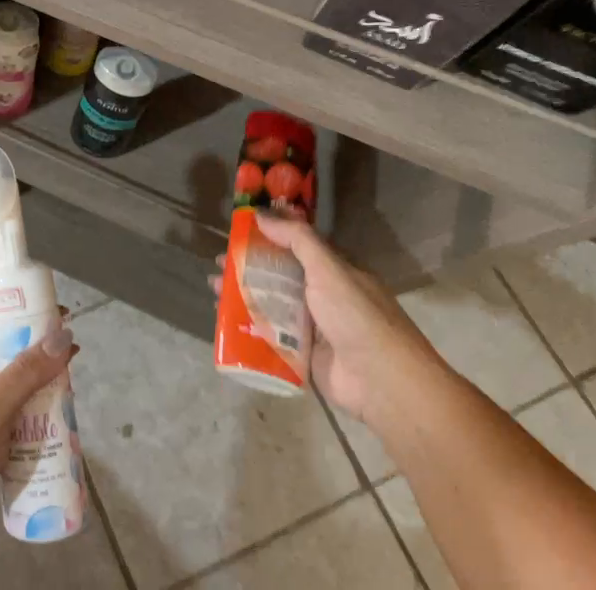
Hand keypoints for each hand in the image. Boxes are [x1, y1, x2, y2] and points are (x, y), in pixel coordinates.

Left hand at [0, 258, 78, 566]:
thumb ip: (24, 376)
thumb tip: (62, 333)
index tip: (16, 257)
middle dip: (25, 316)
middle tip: (63, 312)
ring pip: (8, 365)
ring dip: (36, 356)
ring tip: (72, 352)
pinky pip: (13, 399)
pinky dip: (36, 392)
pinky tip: (62, 397)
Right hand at [215, 214, 445, 425]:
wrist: (380, 380)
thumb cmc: (355, 316)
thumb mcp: (328, 269)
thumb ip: (297, 240)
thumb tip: (262, 214)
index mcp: (335, 272)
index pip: (297, 247)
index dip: (268, 237)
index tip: (239, 232)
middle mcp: (324, 296)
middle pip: (280, 276)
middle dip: (248, 268)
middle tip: (219, 264)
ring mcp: (313, 327)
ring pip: (272, 304)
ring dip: (243, 295)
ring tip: (214, 290)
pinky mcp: (303, 355)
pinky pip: (272, 336)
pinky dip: (249, 327)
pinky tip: (226, 321)